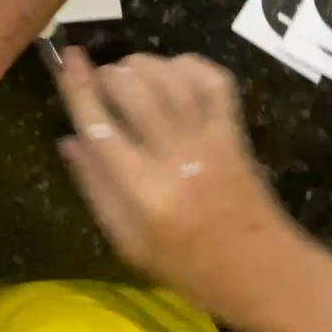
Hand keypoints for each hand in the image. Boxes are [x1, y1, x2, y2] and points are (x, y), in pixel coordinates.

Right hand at [54, 48, 302, 305]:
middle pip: (135, 89)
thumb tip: (69, 139)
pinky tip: (171, 73)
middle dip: (110, 73)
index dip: (78, 87)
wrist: (263, 273)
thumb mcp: (128, 241)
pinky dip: (188, 64)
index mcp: (144, 190)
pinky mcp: (234, 130)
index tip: (68, 58)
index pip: (99, 126)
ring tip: (130, 73)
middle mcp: (175, 157)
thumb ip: (95, 187)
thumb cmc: (187, 264)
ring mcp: (210, 139)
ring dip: (143, 64)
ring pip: (170, 77)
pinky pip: (212, 80)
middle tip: (101, 80)